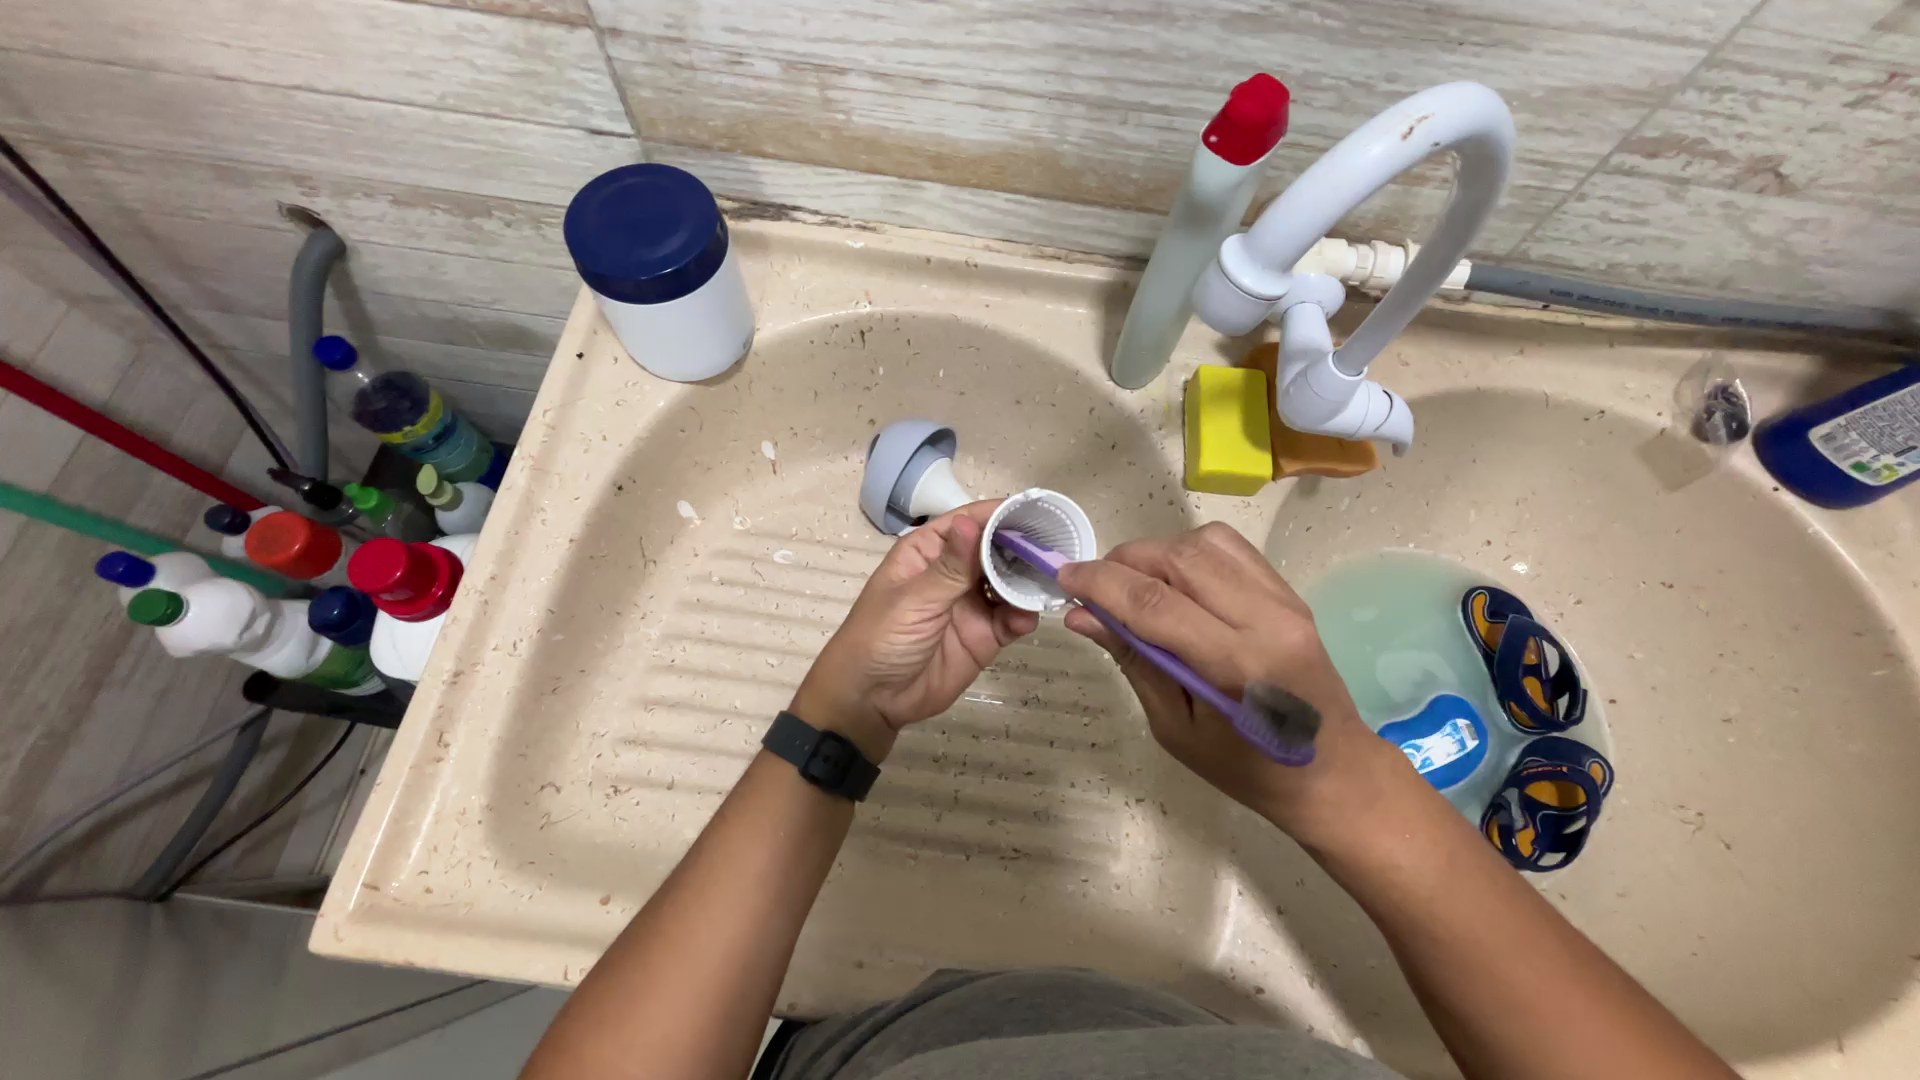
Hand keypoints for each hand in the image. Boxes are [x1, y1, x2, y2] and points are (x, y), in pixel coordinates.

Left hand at [793, 501, 1039, 761]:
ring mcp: (972, 604)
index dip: (1000, 514)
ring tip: (1050, 581)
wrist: (873, 700)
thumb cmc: (881, 637)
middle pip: (996, 550)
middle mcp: (954, 572)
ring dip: (1028, 582)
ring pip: (1009, 584)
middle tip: (1056, 548)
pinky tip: (1027, 618)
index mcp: (929, 551)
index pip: (969, 522)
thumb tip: (973, 522)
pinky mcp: (984, 636)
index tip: (1035, 511)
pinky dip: (1023, 616)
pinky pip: (1011, 619)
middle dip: (1024, 548)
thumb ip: (951, 566)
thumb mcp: (914, 599)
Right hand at [1055, 522, 1409, 843]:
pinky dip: (1188, 551)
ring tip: (1130, 582)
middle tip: (1092, 584)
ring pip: (1203, 543)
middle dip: (1122, 562)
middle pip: (1177, 559)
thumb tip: (1081, 615)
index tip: (1063, 577)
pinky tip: (1172, 579)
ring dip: (1154, 553)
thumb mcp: (1175, 727)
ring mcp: (1283, 600)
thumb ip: (1133, 660)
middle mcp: (1265, 620)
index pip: (1153, 602)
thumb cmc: (1247, 767)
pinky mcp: (1289, 592)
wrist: (1332, 771)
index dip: (1100, 583)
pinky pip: (1230, 548)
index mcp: (1235, 665)